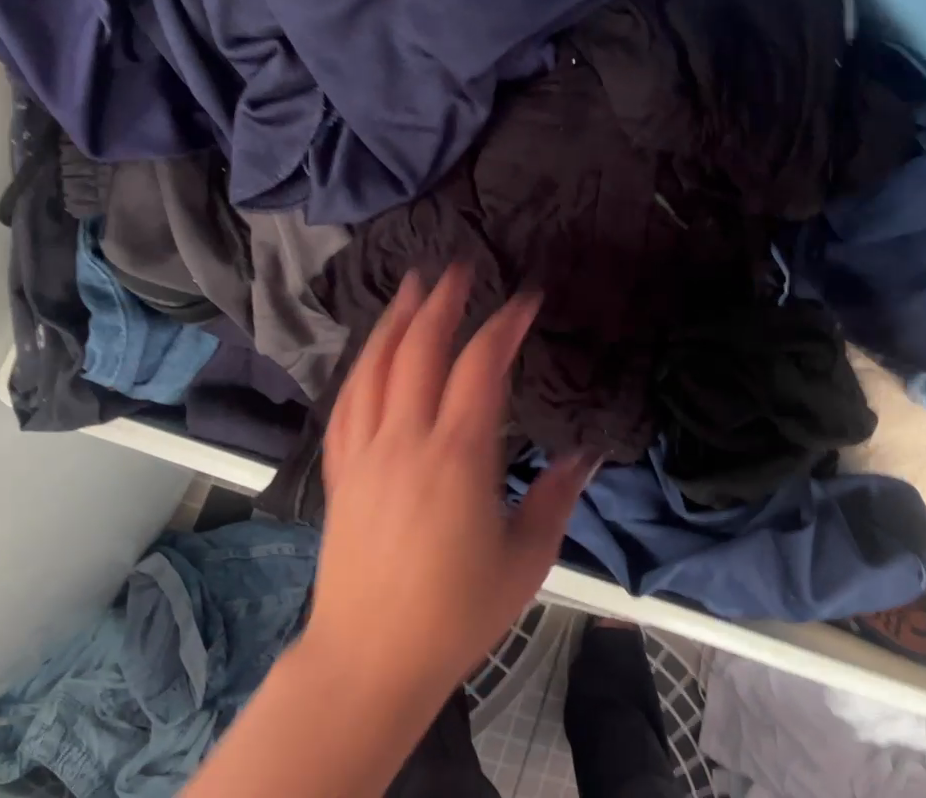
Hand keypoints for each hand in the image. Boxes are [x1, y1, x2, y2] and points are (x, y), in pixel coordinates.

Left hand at [300, 265, 596, 697]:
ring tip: (412, 287)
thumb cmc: (456, 614)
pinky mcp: (341, 473)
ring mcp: (364, 454)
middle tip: (460, 268)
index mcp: (456, 457)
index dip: (504, 324)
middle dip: (442, 302)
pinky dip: (361, 366)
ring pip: (374, 368)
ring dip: (395, 321)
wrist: (370, 659)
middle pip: (418, 350)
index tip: (526, 299)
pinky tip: (371, 353)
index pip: (480, 366)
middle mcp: (404, 442)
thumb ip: (556, 498)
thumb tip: (584, 456)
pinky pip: (347, 404)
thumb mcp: (526, 560)